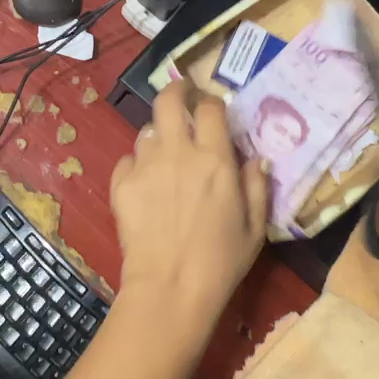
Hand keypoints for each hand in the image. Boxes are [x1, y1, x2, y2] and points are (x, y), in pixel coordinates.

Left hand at [109, 80, 269, 335]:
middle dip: (175, 91)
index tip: (212, 105)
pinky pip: (127, 160)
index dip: (211, 101)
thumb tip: (256, 158)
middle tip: (182, 98)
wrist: (170, 287)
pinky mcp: (121, 182)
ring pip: (147, 131)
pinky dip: (137, 165)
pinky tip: (145, 186)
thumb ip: (257, 186)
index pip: (210, 108)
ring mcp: (145, 164)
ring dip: (157, 136)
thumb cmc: (221, 262)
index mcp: (215, 159)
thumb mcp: (255, 228)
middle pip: (168, 100)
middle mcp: (178, 152)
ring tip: (165, 157)